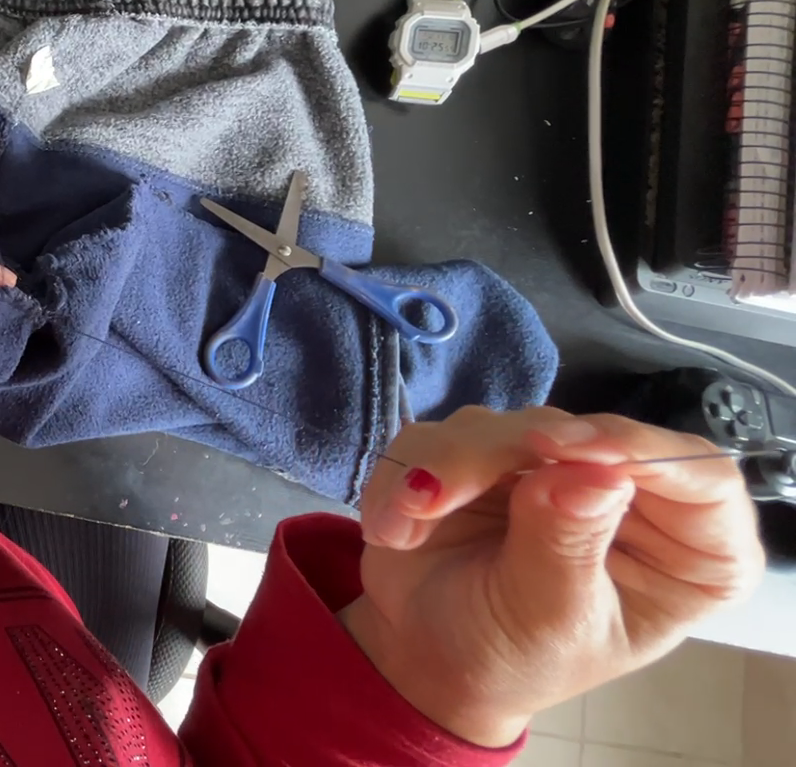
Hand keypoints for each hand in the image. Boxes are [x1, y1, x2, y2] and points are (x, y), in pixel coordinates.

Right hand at [340, 406, 764, 747]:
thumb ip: (565, 546)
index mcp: (676, 547)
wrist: (424, 651)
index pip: (693, 473)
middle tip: (425, 501)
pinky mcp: (463, 459)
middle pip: (558, 433)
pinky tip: (390, 530)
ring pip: (481, 428)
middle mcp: (607, 493)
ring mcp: (530, 469)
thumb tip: (595, 476)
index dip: (633, 447)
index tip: (559, 447)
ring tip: (396, 534)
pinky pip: (424, 439)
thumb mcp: (547, 617)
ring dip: (427, 474)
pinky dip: (394, 480)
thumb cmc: (510, 656)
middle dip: (478, 461)